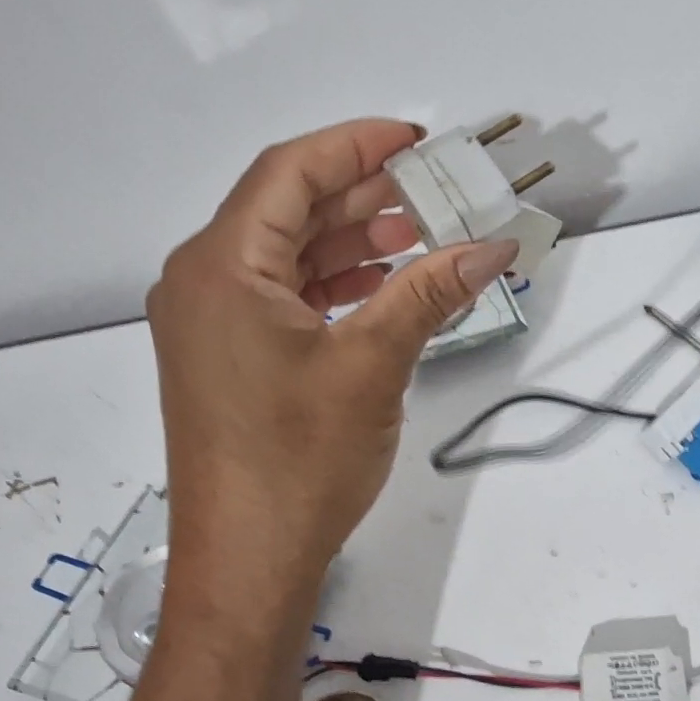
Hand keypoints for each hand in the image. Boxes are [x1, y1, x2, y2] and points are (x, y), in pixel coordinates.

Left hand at [147, 120, 518, 608]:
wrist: (248, 561)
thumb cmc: (301, 460)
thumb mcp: (373, 364)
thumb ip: (430, 292)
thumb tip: (495, 245)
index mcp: (222, 267)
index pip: (289, 173)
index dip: (356, 146)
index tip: (417, 139)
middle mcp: (204, 282)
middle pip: (288, 210)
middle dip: (364, 196)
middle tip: (434, 189)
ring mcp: (213, 324)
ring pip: (289, 255)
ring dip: (354, 242)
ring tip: (422, 237)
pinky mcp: (230, 358)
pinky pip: (285, 296)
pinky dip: (338, 285)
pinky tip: (387, 289)